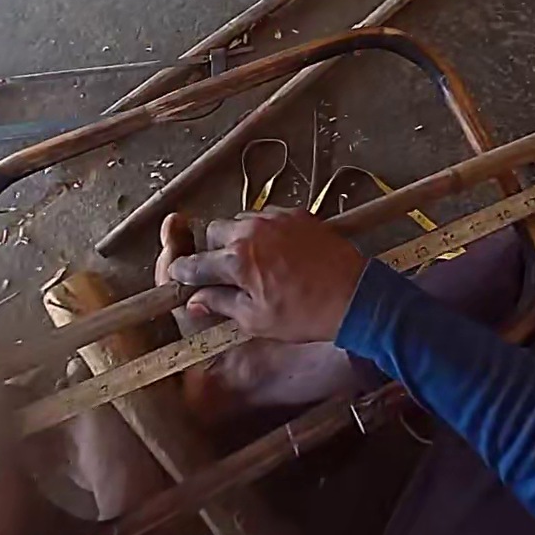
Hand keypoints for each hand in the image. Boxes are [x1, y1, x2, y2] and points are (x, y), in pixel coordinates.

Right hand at [166, 207, 367, 342]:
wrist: (355, 297)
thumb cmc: (305, 314)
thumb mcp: (256, 319)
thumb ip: (221, 304)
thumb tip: (195, 301)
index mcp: (236, 260)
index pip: (196, 263)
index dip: (183, 270)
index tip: (179, 274)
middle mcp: (250, 231)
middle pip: (215, 232)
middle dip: (214, 249)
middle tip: (228, 270)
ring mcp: (275, 219)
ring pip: (241, 221)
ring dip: (240, 237)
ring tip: (256, 260)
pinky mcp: (296, 214)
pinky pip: (268, 217)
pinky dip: (266, 231)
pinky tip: (278, 251)